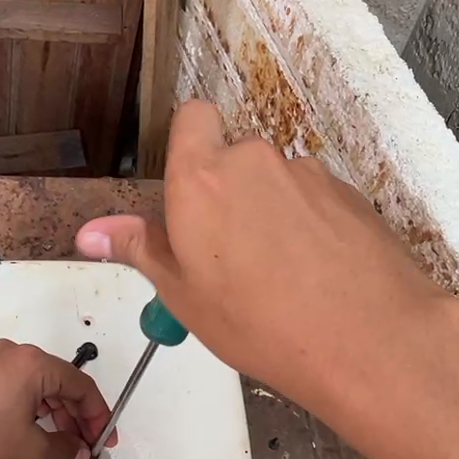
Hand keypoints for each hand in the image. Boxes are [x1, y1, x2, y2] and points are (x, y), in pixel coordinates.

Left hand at [0, 339, 115, 458]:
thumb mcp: (32, 452)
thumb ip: (65, 448)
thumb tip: (78, 449)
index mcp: (31, 363)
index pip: (79, 385)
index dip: (98, 414)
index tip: (105, 437)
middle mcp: (10, 353)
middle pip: (57, 380)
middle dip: (75, 414)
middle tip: (85, 442)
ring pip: (34, 382)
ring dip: (52, 410)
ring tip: (59, 441)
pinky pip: (11, 384)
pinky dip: (28, 405)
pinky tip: (30, 429)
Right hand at [75, 101, 458, 412]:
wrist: (369, 340)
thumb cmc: (259, 322)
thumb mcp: (182, 293)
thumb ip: (138, 247)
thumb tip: (89, 231)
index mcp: (202, 177)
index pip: (192, 117)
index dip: (189, 145)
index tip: (189, 192)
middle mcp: (254, 160)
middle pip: (232, 158)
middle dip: (227, 194)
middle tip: (226, 256)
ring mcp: (308, 174)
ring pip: (275, 182)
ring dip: (268, 212)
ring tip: (277, 276)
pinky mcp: (350, 194)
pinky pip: (313, 200)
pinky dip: (308, 225)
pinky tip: (315, 274)